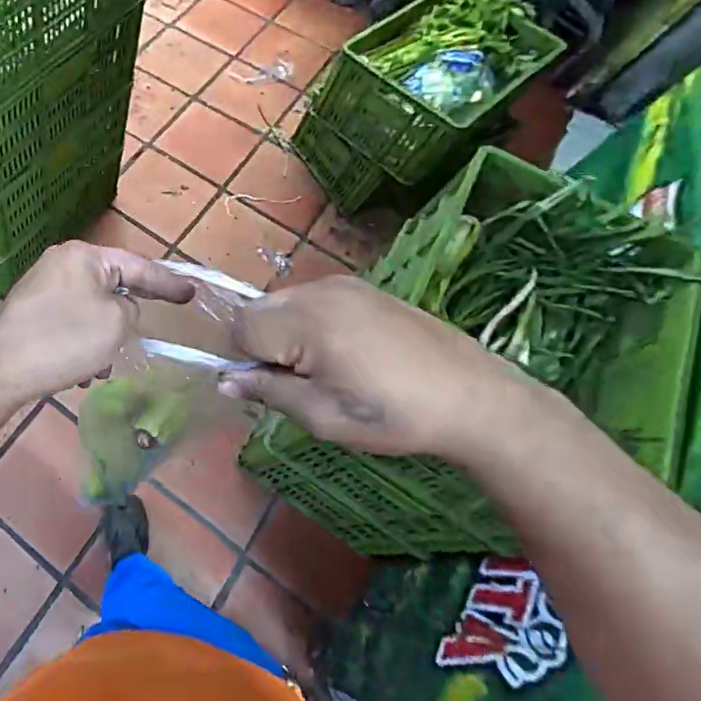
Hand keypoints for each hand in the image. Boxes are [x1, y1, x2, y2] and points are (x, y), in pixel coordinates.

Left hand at [0, 241, 196, 404]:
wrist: (3, 370)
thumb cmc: (65, 340)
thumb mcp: (116, 322)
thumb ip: (130, 309)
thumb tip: (118, 309)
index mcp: (83, 256)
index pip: (137, 266)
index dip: (167, 282)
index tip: (190, 294)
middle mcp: (60, 263)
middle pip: (110, 287)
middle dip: (125, 318)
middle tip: (140, 334)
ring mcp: (41, 287)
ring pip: (90, 311)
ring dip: (102, 339)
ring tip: (100, 367)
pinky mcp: (29, 313)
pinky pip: (68, 324)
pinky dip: (80, 345)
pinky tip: (79, 373)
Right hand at [218, 275, 554, 461]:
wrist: (475, 398)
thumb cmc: (394, 416)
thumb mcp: (323, 416)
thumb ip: (268, 391)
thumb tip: (224, 382)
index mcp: (308, 321)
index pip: (240, 328)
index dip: (246, 361)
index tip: (275, 387)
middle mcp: (320, 291)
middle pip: (257, 310)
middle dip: (263, 343)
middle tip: (300, 382)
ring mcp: (344, 284)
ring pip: (282, 302)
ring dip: (285, 332)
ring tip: (325, 368)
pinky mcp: (364, 287)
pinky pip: (312, 298)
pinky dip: (309, 321)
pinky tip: (345, 351)